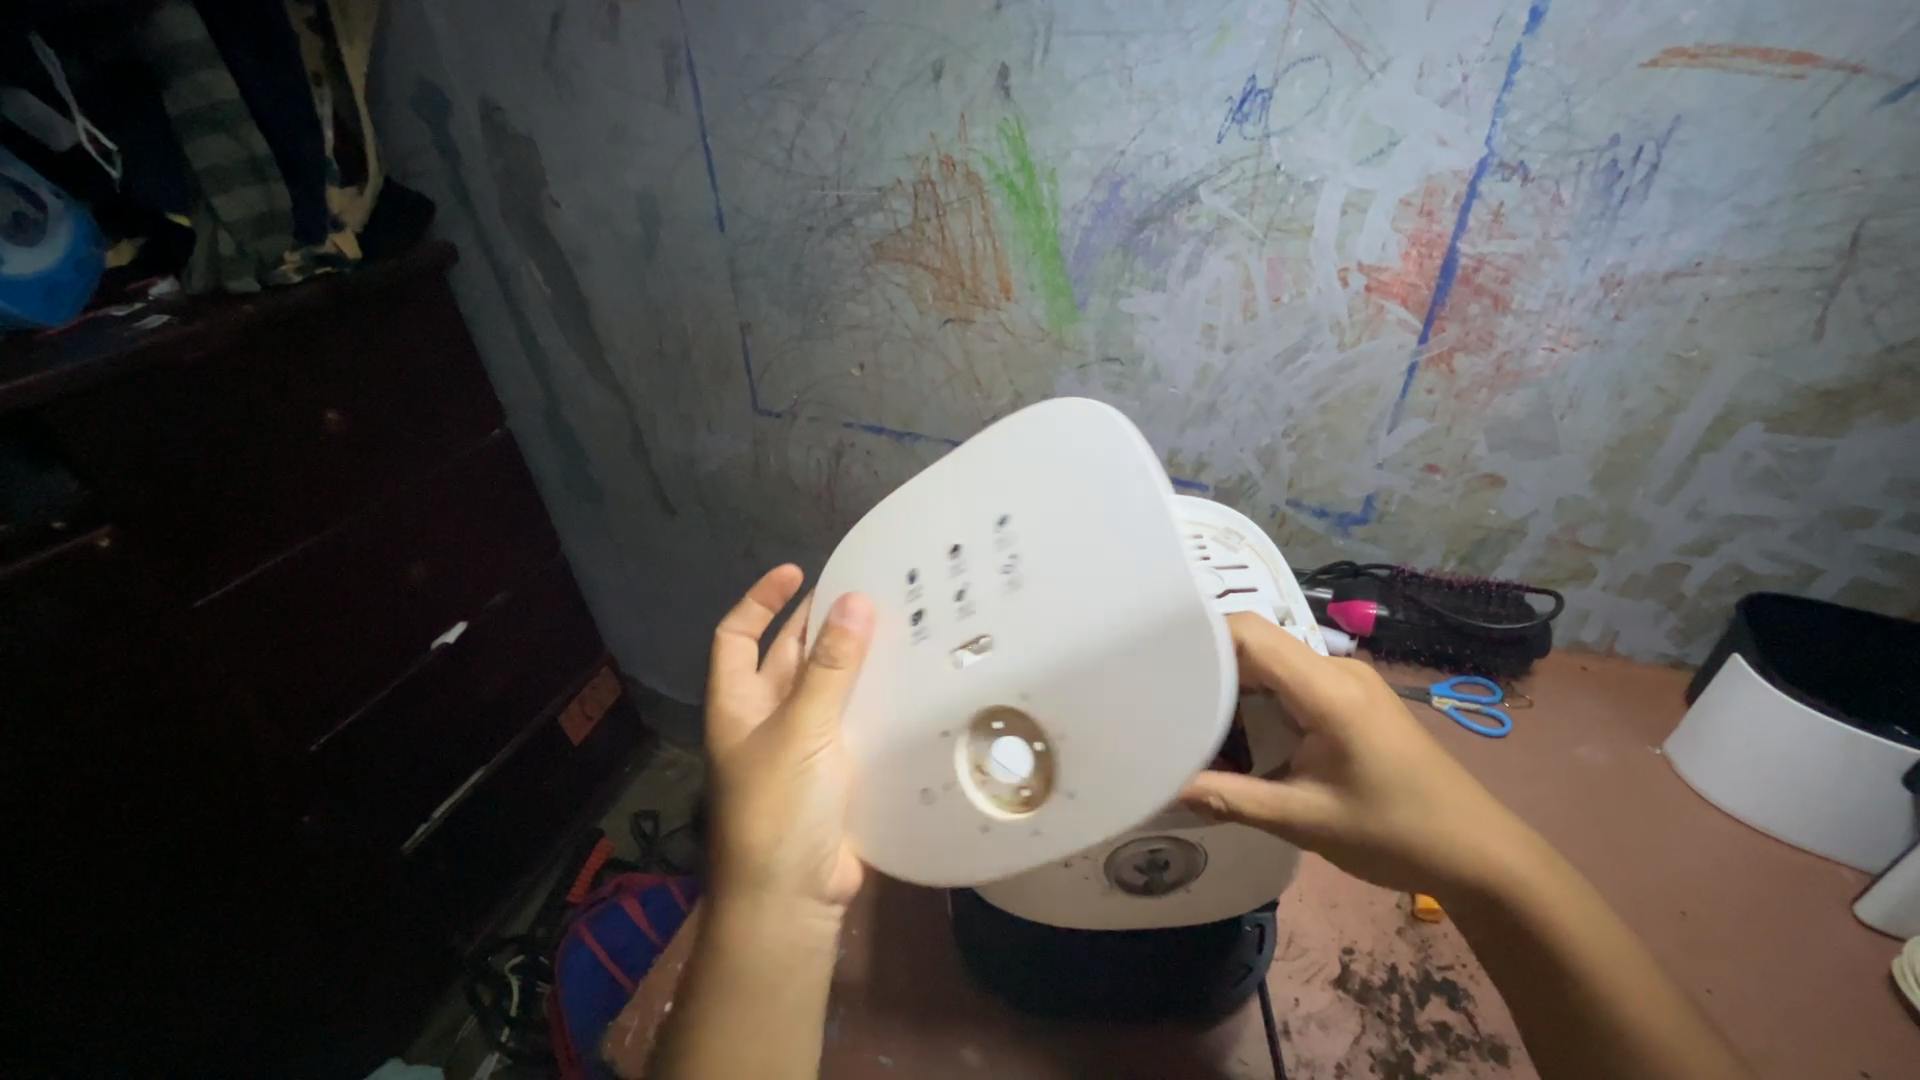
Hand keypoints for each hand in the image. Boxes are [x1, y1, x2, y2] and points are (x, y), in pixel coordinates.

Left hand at [705, 565, 873, 923]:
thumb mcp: (802, 730)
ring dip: (853, 661)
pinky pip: (853, 721)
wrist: (792, 897)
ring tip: (897, 627)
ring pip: (826, 688)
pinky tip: (909, 685)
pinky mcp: (835, 770)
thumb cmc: (779, 807)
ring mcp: (801, 746)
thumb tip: (855, 599)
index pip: (736, 635)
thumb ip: (830, 668)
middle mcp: (765, 719)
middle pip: (787, 657)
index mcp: (738, 703)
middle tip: (866, 593)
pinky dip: (874, 700)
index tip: (798, 572)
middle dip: (818, 624)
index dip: (760, 600)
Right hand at [1181, 613, 1537, 895]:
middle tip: (1160, 698)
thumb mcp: (1305, 820)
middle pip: (1255, 644)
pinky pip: (1289, 683)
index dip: (1199, 638)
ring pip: (1270, 664)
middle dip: (1206, 668)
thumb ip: (1231, 798)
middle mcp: (1336, 671)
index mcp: (1328, 689)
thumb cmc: (1397, 833)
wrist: (1481, 853)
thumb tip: (1165, 789)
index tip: (1154, 663)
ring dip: (1231, 688)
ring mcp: (1346, 683)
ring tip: (1188, 719)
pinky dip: (1256, 702)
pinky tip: (1236, 734)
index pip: (1250, 633)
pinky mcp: (1350, 700)